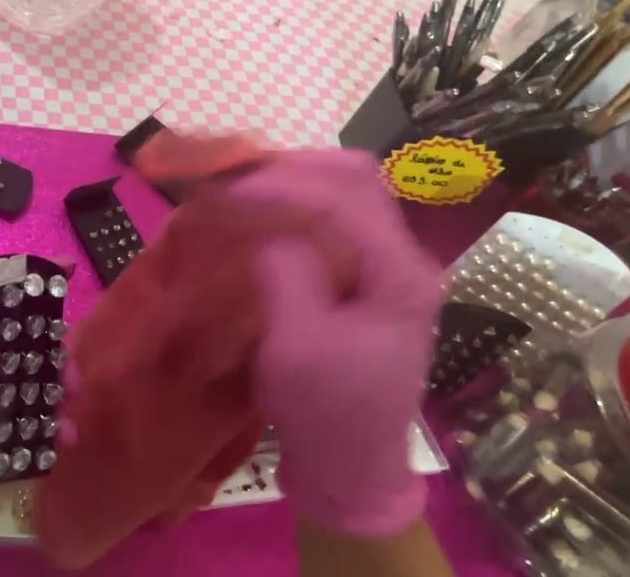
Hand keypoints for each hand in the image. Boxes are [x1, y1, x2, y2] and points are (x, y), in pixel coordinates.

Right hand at [217, 149, 442, 538]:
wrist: (352, 464)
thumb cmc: (326, 410)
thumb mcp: (297, 347)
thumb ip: (287, 275)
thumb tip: (266, 225)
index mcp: (399, 275)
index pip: (344, 198)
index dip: (281, 184)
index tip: (225, 190)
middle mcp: (404, 257)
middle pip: (355, 177)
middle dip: (289, 166)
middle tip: (233, 174)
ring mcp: (387, 262)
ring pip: (345, 187)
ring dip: (291, 176)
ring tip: (240, 183)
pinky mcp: (365, 271)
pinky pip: (333, 211)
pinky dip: (293, 197)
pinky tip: (259, 207)